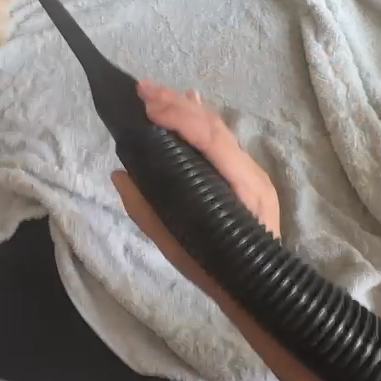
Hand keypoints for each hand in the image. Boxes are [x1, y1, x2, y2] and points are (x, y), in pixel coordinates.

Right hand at [111, 82, 280, 298]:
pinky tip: (188, 101)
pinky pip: (220, 138)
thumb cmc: (218, 272)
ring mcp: (250, 170)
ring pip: (218, 127)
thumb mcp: (176, 248)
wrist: (260, 290)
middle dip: (176, 104)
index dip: (180, 118)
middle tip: (141, 90)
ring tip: (153, 93)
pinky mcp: (244, 172)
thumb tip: (120, 174)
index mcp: (242, 188)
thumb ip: (147, 211)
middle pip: (214, 125)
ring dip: (183, 107)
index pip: (211, 139)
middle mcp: (251, 172)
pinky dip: (198, 119)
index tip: (148, 108)